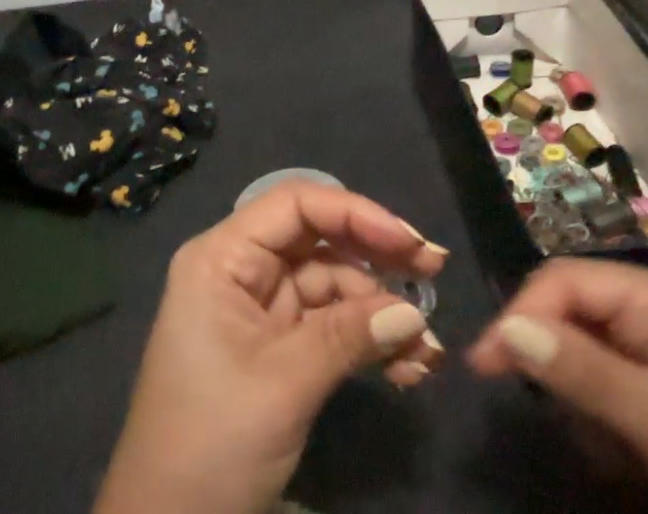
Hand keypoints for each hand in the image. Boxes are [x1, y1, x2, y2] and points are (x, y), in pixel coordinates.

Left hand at [94, 182, 448, 513]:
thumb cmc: (211, 440)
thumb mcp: (284, 383)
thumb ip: (349, 336)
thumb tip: (415, 311)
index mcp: (223, 260)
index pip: (296, 205)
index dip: (356, 214)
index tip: (410, 242)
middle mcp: (240, 273)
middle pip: (320, 243)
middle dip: (378, 262)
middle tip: (436, 275)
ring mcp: (259, 312)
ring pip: (333, 289)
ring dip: (382, 315)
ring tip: (427, 353)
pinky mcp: (276, 351)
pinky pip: (331, 329)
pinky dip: (368, 344)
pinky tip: (407, 371)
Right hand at [468, 260, 647, 513]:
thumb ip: (586, 373)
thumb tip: (505, 328)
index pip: (569, 279)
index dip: (523, 313)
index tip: (485, 365)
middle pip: (571, 308)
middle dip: (549, 357)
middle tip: (533, 406)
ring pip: (579, 347)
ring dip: (574, 394)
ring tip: (602, 444)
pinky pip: (600, 380)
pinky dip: (594, 415)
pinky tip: (617, 450)